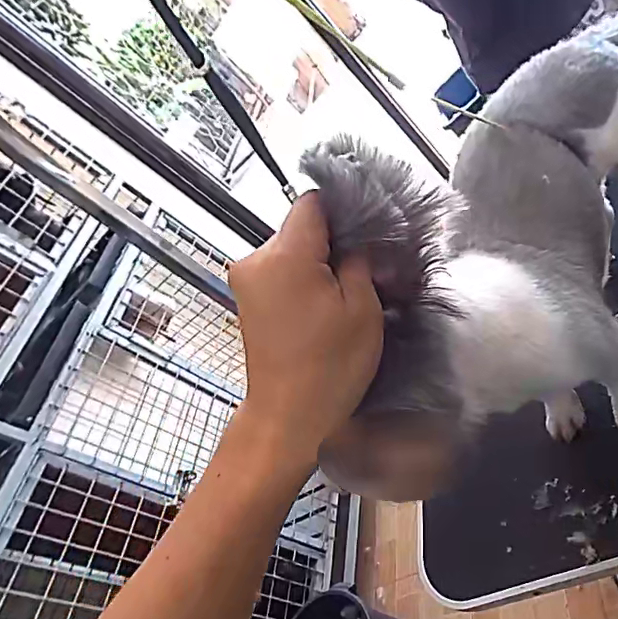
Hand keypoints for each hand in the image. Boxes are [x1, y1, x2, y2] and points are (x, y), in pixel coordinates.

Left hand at [228, 189, 382, 475]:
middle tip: (367, 276)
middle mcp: (256, 260)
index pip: (313, 204)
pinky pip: (282, 277)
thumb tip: (358, 244)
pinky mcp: (248, 302)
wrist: (290, 414)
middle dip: (335, 246)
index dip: (345, 213)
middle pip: (302, 229)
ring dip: (321, 268)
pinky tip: (327, 313)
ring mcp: (247, 282)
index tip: (370, 232)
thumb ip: (360, 264)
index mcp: (286, 255)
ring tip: (347, 301)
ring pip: (293, 254)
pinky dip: (306, 286)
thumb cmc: (329, 368)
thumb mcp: (364, 310)